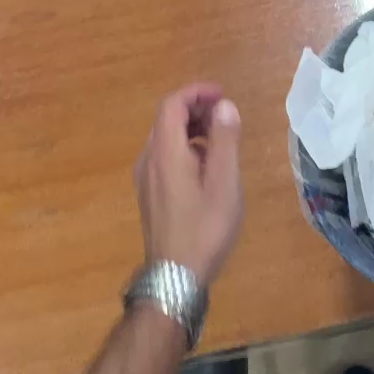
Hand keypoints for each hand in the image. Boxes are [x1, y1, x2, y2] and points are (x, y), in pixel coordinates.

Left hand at [134, 83, 244, 284]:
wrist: (174, 279)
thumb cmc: (205, 228)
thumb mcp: (224, 182)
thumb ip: (225, 140)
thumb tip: (225, 106)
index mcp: (165, 152)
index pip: (172, 104)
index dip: (196, 93)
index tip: (223, 96)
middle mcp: (149, 160)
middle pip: (167, 119)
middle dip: (197, 109)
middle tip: (227, 117)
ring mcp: (146, 179)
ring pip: (166, 138)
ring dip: (192, 129)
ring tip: (222, 140)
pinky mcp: (150, 195)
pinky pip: (165, 157)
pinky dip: (186, 147)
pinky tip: (208, 168)